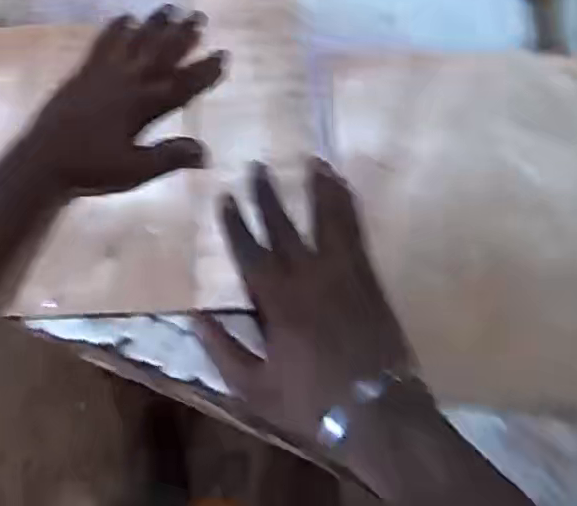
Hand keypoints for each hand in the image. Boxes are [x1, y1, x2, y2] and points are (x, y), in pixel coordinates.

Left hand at [15, 7, 226, 198]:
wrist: (43, 160)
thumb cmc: (91, 168)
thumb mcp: (134, 170)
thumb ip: (169, 157)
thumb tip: (206, 152)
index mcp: (142, 106)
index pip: (181, 85)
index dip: (204, 71)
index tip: (223, 54)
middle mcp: (127, 82)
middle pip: (160, 53)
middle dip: (182, 35)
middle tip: (199, 16)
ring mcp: (103, 73)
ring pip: (134, 42)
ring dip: (153, 25)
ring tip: (169, 8)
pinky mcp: (83, 72)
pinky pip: (103, 44)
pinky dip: (115, 29)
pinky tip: (125, 17)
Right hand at [198, 160, 422, 448]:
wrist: (382, 416)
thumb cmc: (313, 403)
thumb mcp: (255, 389)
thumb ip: (222, 350)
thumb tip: (194, 316)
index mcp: (276, 300)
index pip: (249, 251)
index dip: (234, 222)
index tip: (225, 196)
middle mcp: (306, 276)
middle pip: (282, 225)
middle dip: (267, 194)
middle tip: (257, 166)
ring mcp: (341, 273)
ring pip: (325, 219)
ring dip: (317, 188)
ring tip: (312, 161)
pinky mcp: (368, 277)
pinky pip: (355, 232)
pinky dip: (348, 206)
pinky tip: (345, 188)